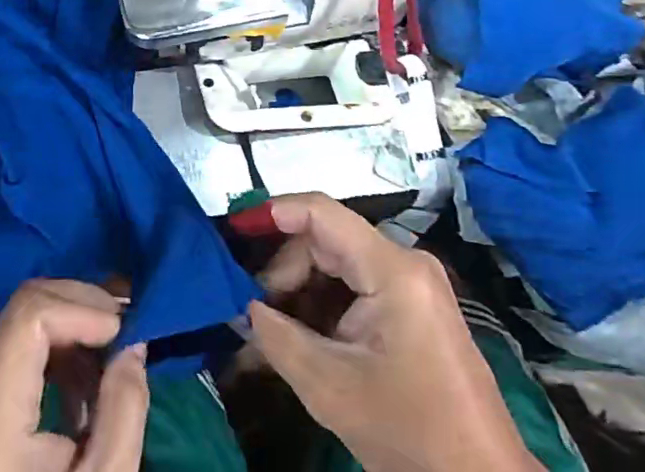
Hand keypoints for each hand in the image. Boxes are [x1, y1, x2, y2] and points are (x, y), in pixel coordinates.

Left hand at [0, 279, 149, 471]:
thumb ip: (123, 409)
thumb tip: (133, 343)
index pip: (30, 317)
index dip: (83, 309)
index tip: (127, 331)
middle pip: (25, 307)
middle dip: (83, 306)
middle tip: (131, 327)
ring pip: (22, 319)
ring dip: (75, 325)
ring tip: (117, 355)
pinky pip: (19, 346)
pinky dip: (60, 348)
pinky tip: (89, 382)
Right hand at [244, 193, 540, 471]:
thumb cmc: (409, 431)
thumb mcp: (328, 386)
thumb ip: (274, 335)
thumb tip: (242, 307)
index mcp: (392, 271)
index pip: (321, 212)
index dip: (273, 213)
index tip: (235, 233)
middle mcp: (403, 263)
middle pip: (322, 241)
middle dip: (282, 272)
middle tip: (252, 311)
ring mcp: (409, 284)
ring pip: (332, 264)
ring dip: (296, 293)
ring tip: (267, 331)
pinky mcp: (408, 306)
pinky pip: (350, 287)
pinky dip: (319, 307)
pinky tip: (295, 337)